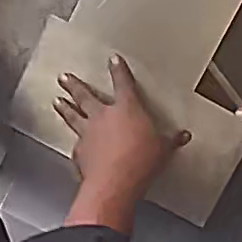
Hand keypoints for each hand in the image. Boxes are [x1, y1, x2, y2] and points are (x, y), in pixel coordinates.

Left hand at [56, 55, 190, 232]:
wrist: (115, 182)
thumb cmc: (141, 162)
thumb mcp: (163, 150)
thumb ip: (171, 141)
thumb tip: (183, 136)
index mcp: (127, 109)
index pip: (123, 83)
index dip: (119, 70)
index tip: (113, 59)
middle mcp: (103, 116)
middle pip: (85, 96)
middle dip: (75, 85)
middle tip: (64, 77)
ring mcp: (87, 133)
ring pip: (73, 115)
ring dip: (65, 107)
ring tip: (57, 100)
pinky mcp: (79, 151)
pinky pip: (75, 144)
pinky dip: (74, 143)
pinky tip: (73, 144)